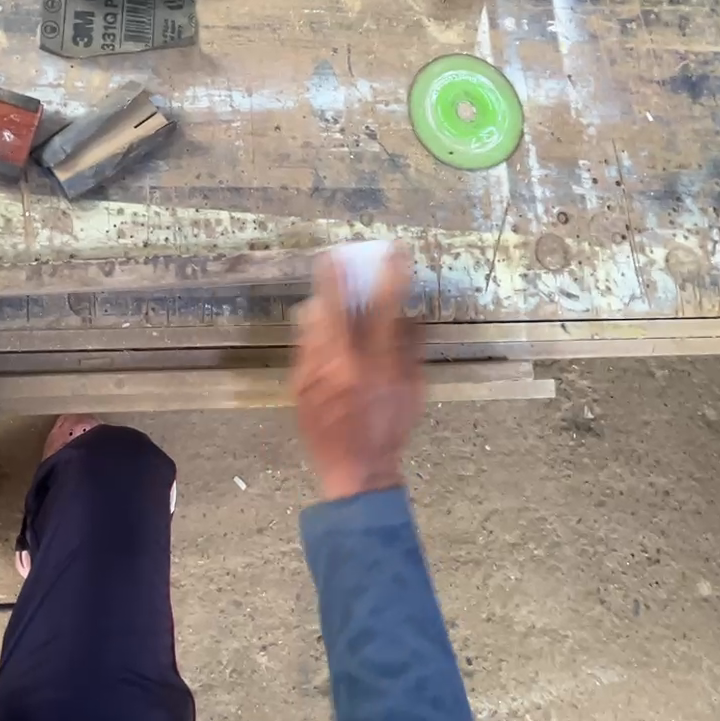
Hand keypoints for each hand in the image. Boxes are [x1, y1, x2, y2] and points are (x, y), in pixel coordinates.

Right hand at [288, 247, 422, 501]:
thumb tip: (316, 310)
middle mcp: (374, 363)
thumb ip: (309, 348)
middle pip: (385, 307)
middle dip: (390, 274)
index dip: (334, 279)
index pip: (335, 310)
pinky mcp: (418, 383)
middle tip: (396, 249)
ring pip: (406, 324)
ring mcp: (402, 372)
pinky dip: (402, 334)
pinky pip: (413, 346)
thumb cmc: (323, 430)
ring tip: (391, 296)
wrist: (364, 471)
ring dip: (397, 307)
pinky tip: (392, 336)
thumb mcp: (302, 389)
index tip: (332, 256)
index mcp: (339, 365)